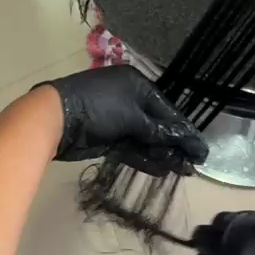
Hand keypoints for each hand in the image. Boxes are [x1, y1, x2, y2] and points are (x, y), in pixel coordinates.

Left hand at [39, 66, 207, 176]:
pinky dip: (144, 158)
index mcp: (135, 84)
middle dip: (174, 144)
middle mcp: (128, 99)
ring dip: (161, 154)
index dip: (183, 130)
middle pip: (156, 124)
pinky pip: (130, 147)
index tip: (199, 149)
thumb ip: (157, 131)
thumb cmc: (97, 109)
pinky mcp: (106, 137)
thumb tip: (182, 139)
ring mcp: (116, 119)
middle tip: (192, 164)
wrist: (55, 119)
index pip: (166, 108)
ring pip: (144, 139)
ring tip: (180, 170)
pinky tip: (160, 170)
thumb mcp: (131, 117)